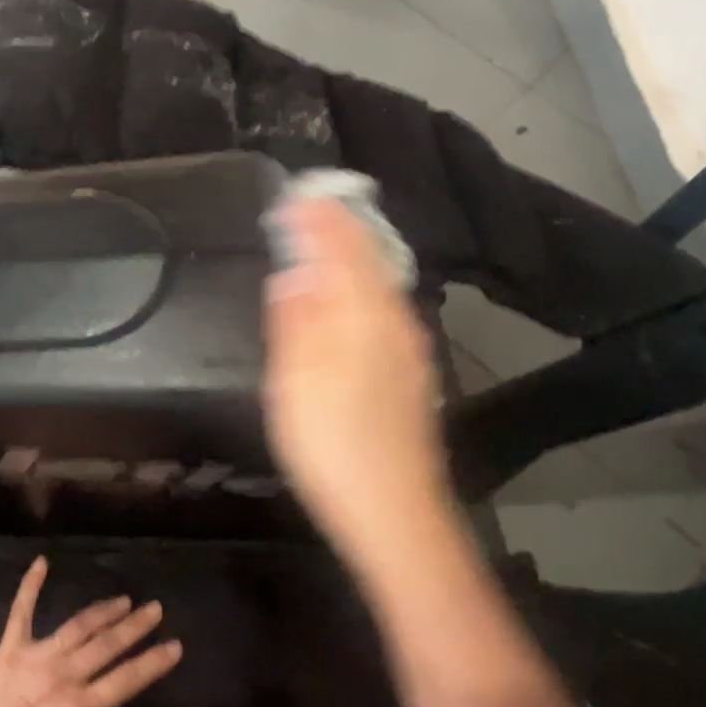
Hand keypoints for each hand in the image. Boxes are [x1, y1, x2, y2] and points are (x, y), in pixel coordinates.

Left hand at [0, 557, 182, 706]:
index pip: (128, 679)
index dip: (154, 662)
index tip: (175, 645)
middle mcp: (64, 676)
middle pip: (107, 644)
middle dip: (135, 626)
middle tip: (155, 608)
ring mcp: (35, 658)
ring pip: (77, 626)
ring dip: (102, 610)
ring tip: (122, 599)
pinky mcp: (7, 652)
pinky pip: (20, 612)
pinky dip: (30, 585)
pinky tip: (41, 562)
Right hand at [263, 197, 449, 550]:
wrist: (394, 512)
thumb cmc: (331, 445)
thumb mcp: (294, 380)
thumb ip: (295, 320)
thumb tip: (294, 272)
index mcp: (362, 317)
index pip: (342, 249)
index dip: (319, 219)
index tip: (297, 193)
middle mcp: (394, 324)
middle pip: (369, 261)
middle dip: (341, 229)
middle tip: (313, 205)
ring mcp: (409, 351)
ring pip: (381, 286)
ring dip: (355, 256)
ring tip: (329, 240)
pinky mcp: (411, 377)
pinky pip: (386, 311)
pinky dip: (365, 288)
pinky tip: (356, 301)